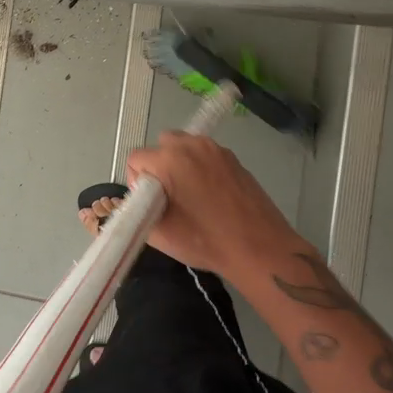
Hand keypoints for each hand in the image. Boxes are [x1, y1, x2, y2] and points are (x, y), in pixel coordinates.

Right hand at [125, 130, 302, 275]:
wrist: (259, 248)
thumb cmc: (205, 241)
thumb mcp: (160, 234)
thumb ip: (136, 211)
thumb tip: (133, 199)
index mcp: (169, 160)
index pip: (136, 158)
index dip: (137, 181)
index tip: (151, 203)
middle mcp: (191, 145)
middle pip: (161, 145)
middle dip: (158, 166)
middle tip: (168, 196)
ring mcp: (215, 149)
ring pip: (184, 146)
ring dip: (179, 163)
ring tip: (191, 194)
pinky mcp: (233, 158)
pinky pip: (205, 154)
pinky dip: (200, 167)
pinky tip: (210, 195)